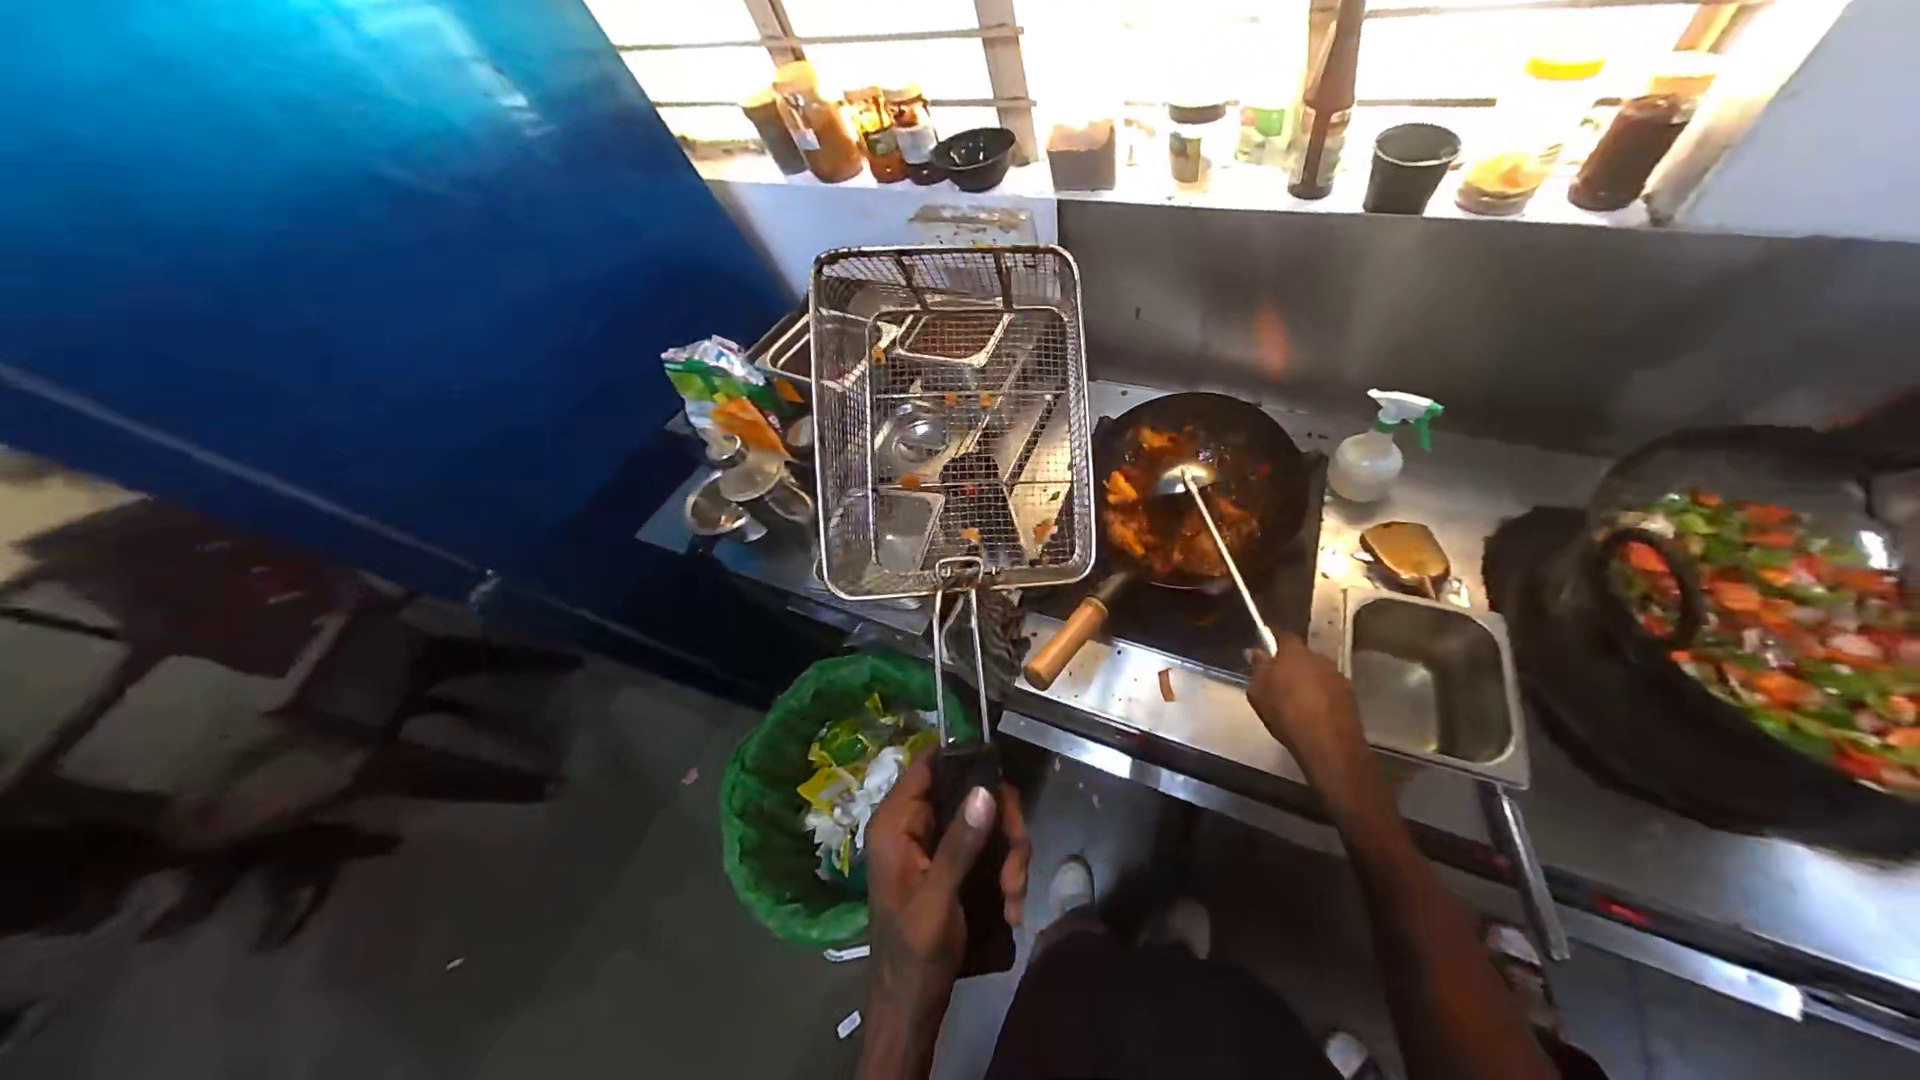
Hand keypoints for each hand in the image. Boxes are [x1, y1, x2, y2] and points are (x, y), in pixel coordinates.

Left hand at [864, 757, 1030, 1022]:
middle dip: (1002, 826)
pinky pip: (989, 848)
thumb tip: (984, 790)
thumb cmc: (914, 954)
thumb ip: (959, 844)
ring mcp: (936, 844)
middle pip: (969, 792)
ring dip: (1009, 855)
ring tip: (1013, 895)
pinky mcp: (954, 864)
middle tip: (1016, 863)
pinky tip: (1011, 906)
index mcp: (896, 823)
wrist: (912, 1008)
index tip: (999, 775)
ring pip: (987, 820)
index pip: (928, 766)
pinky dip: (1006, 872)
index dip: (964, 762)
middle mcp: (915, 824)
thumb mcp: (937, 898)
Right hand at [1246, 634, 1368, 787]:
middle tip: (1280, 682)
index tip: (1267, 654)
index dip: (1276, 643)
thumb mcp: (1258, 693)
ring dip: (1309, 680)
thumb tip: (1256, 652)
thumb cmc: (1285, 713)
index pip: (1284, 636)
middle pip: (1303, 655)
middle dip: (1293, 664)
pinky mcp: (1351, 695)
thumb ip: (1257, 669)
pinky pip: (1331, 688)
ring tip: (1298, 700)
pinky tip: (1315, 712)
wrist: (1328, 743)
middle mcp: (1319, 658)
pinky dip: (1323, 695)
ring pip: (1318, 672)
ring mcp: (1338, 676)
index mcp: (1294, 653)